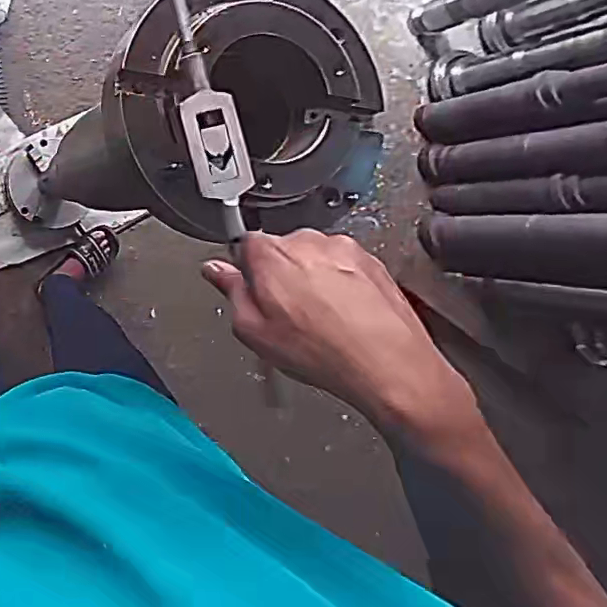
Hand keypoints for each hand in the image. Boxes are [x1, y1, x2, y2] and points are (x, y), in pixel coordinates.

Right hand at [200, 231, 476, 443]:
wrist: (391, 365)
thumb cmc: (325, 352)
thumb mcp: (253, 331)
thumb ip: (230, 291)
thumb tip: (215, 270)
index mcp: (270, 254)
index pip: (244, 242)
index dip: (246, 268)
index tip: (251, 286)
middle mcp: (306, 242)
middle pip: (280, 248)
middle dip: (280, 273)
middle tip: (286, 310)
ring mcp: (341, 249)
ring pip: (313, 255)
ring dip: (312, 276)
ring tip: (320, 317)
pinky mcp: (370, 260)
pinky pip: (343, 265)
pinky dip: (341, 283)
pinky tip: (344, 314)